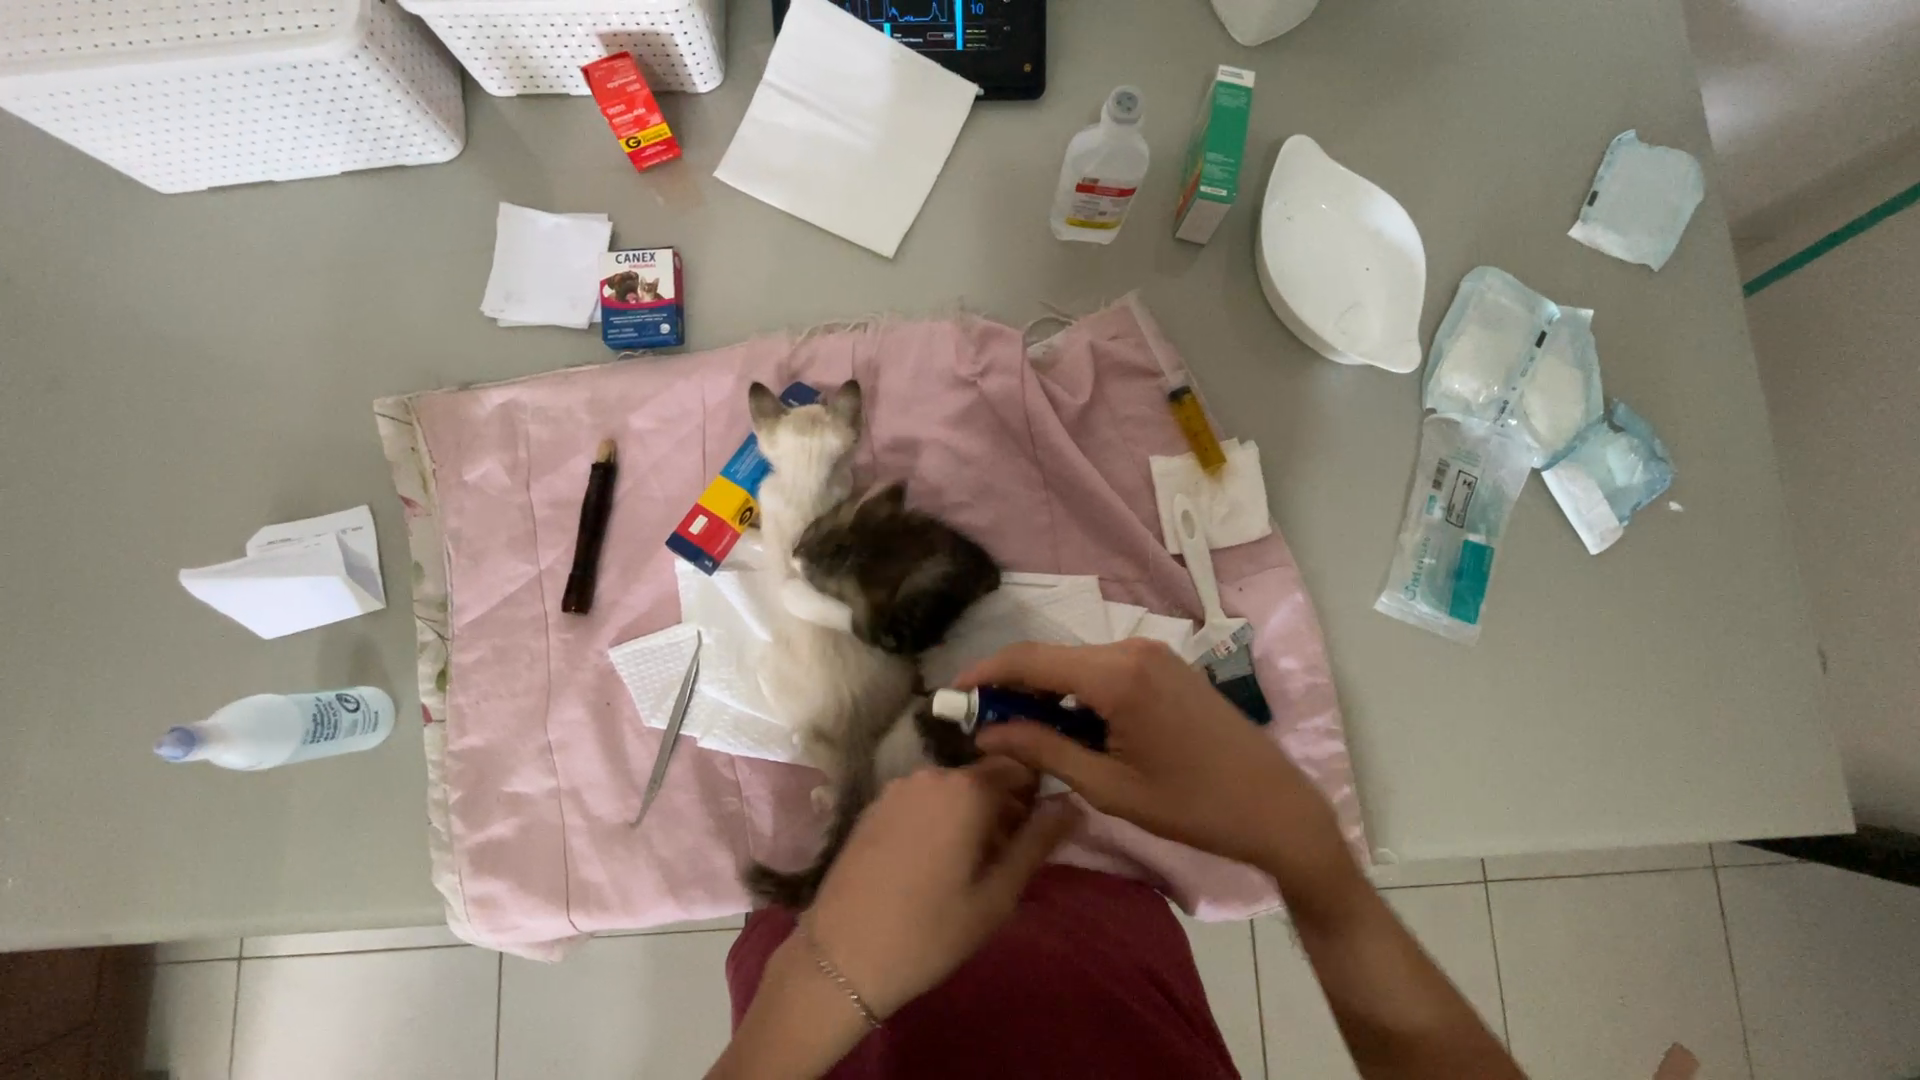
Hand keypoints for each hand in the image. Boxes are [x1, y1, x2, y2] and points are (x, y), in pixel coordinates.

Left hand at [804, 758, 1081, 1018]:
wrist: (842, 956)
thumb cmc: (931, 930)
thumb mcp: (998, 894)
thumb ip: (1037, 843)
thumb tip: (1070, 804)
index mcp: (967, 788)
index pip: (1017, 769)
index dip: (1034, 796)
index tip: (1037, 833)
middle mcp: (931, 774)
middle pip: (981, 778)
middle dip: (1001, 808)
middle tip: (1005, 859)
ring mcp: (896, 788)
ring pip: (949, 790)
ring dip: (967, 814)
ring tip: (968, 866)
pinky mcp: (872, 807)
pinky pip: (919, 801)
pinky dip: (935, 819)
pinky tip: (930, 864)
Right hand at [957, 640, 1351, 880]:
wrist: (1276, 806)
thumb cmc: (1192, 807)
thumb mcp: (1109, 787)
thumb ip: (1043, 751)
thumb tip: (987, 731)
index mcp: (1117, 676)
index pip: (1031, 659)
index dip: (986, 674)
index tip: (953, 695)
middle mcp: (1131, 649)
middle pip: (1051, 657)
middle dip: (1013, 686)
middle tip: (985, 724)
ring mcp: (1152, 653)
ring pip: (1076, 663)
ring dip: (1045, 691)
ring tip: (1024, 732)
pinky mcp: (1165, 665)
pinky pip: (1104, 668)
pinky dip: (1077, 692)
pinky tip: (1071, 726)